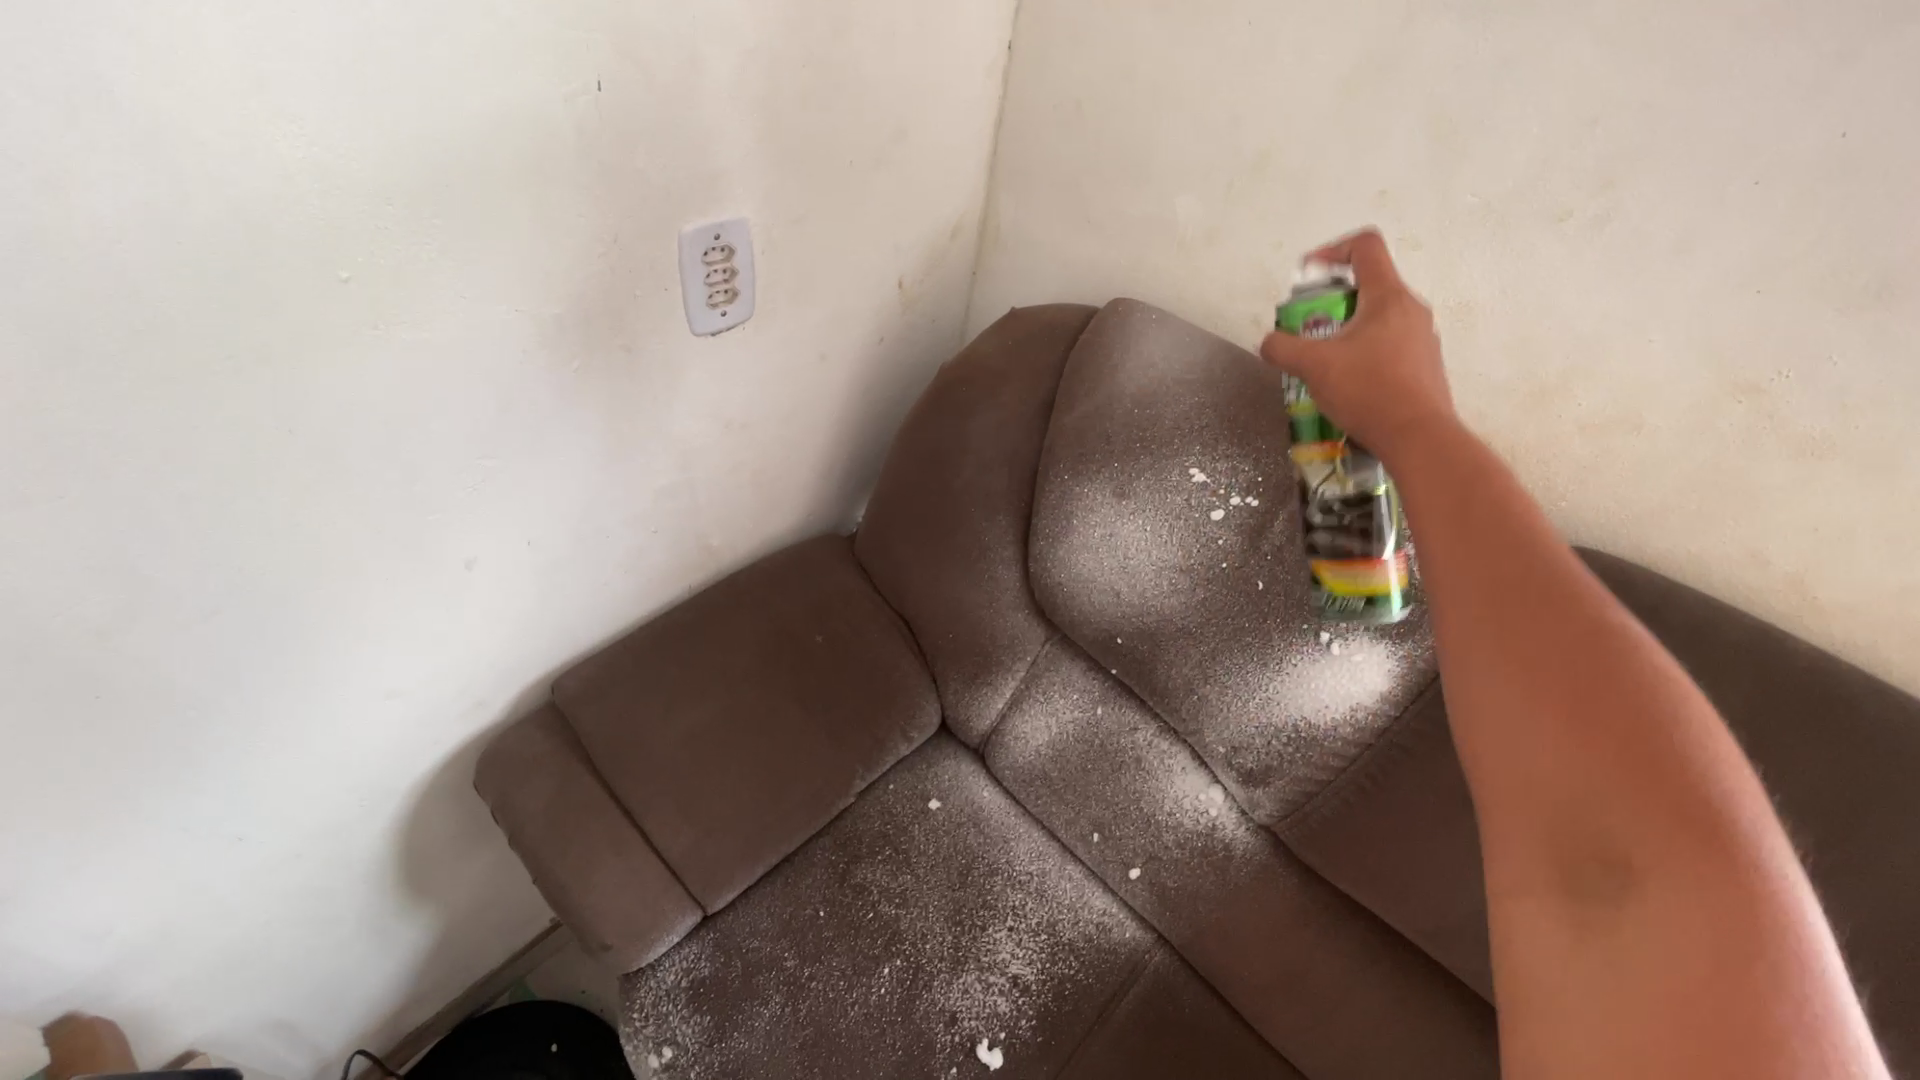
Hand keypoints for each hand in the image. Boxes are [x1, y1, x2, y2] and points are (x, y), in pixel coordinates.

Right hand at [1260, 228, 1456, 461]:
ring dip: (1345, 332)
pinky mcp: (1424, 365)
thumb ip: (1282, 348)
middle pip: (1367, 286)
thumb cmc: (1368, 390)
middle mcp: (1411, 309)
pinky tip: (1347, 385)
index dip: (1331, 250)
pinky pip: (1387, 346)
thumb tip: (1268, 342)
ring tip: (1323, 364)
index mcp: (1388, 296)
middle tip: (1306, 330)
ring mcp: (1422, 338)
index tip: (1307, 276)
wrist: (1418, 436)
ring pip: (1376, 319)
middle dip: (1330, 303)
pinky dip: (1362, 354)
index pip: (1365, 246)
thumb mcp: (1312, 366)